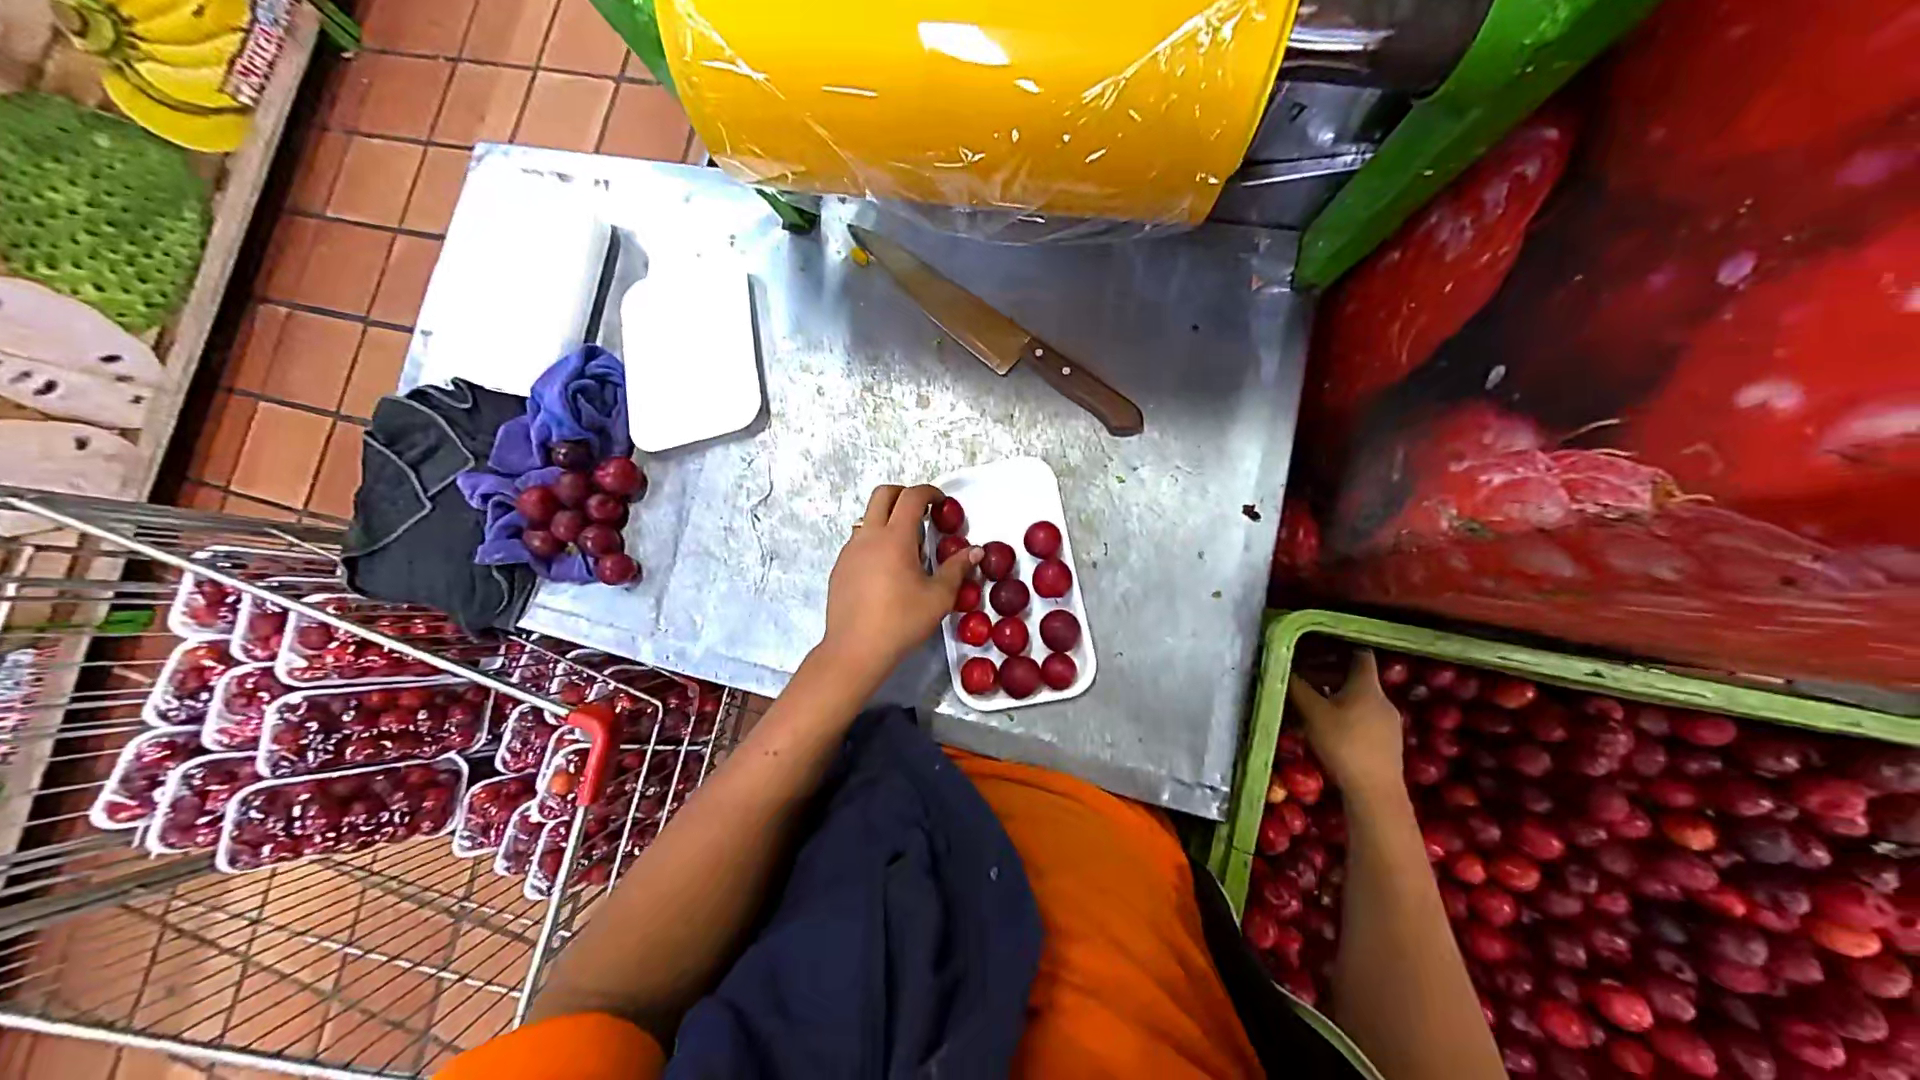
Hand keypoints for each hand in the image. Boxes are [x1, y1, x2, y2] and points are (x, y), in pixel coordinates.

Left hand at [819, 484, 977, 684]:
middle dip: (904, 494)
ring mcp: (850, 551)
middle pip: (883, 495)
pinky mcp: (840, 568)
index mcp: (894, 538)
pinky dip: (874, 541)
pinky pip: (858, 542)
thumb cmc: (901, 622)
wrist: (855, 649)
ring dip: (887, 519)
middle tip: (922, 511)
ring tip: (906, 546)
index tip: (941, 501)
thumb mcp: (939, 597)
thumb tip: (974, 551)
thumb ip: (957, 569)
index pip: (911, 497)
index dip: (929, 492)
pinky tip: (887, 570)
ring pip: (867, 518)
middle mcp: (868, 536)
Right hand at [1287, 650, 1405, 801]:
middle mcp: (1382, 700)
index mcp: (1366, 686)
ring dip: (1335, 697)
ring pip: (1359, 699)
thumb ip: (1298, 688)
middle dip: (1329, 675)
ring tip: (1311, 706)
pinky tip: (1328, 730)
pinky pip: (1364, 718)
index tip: (1318, 648)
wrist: (1375, 792)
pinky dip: (1346, 715)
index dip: (1340, 648)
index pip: (1360, 654)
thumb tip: (1284, 667)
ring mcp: (1388, 722)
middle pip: (1356, 678)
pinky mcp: (1388, 742)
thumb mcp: (1313, 714)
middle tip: (1304, 679)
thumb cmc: (1344, 745)